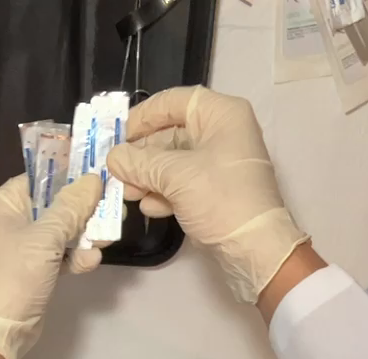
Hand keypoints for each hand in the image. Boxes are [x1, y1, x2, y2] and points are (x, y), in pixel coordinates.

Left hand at [0, 173, 104, 358]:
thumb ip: (72, 207)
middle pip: (54, 204)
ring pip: (60, 230)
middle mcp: (11, 221)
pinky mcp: (34, 269)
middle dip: (83, 210)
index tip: (98, 175)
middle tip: (112, 208)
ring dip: (84, 235)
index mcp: (3, 204)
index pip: (40, 178)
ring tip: (106, 238)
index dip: (69, 176)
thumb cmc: (18, 275)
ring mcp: (23, 247)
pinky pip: (59, 254)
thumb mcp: (47, 237)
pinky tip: (91, 262)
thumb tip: (92, 180)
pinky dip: (75, 257)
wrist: (4, 329)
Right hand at [106, 87, 308, 303]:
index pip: (175, 102)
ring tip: (127, 193)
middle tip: (116, 171)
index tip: (118, 135)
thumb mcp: (177, 176)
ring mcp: (218, 166)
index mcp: (220, 115)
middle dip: (142, 155)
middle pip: (171, 135)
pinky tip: (149, 207)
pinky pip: (182, 186)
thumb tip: (113, 158)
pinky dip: (163, 194)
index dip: (144, 116)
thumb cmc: (221, 199)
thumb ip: (140, 163)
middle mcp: (221, 134)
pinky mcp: (214, 193)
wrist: (254, 248)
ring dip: (148, 177)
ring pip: (173, 163)